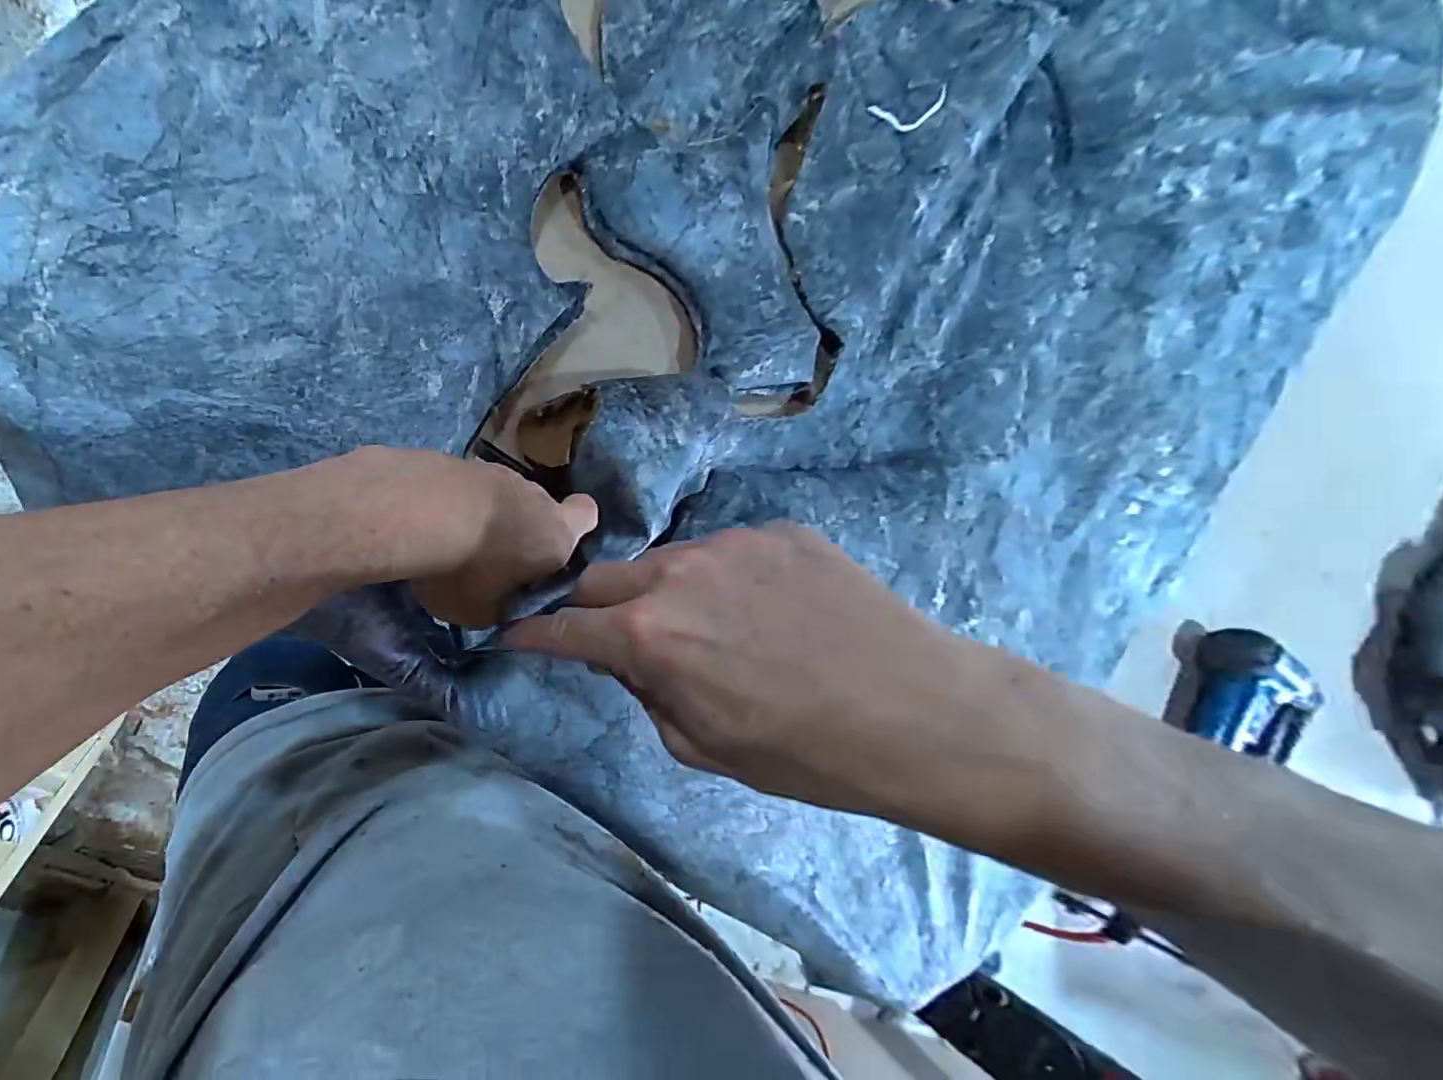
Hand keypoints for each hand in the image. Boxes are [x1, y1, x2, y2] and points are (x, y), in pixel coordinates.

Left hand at [327, 447, 596, 626]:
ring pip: (505, 496)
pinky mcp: (462, 461)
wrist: (415, 511)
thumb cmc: (463, 571)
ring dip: (489, 515)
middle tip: (493, 556)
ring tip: (456, 538)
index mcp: (556, 537)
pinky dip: (459, 503)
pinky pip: (471, 487)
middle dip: (523, 528)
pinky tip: (434, 521)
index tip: (552, 549)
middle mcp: (537, 498)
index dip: (576, 528)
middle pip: (542, 507)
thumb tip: (499, 602)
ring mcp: (499, 473)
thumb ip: (501, 607)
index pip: (587, 515)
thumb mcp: (482, 613)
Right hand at [506, 522, 1051, 830]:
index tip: (515, 634)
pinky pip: (727, 552)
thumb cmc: (808, 754)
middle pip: (602, 577)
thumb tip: (629, 662)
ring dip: (662, 591)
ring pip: (666, 561)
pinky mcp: (780, 530)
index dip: (533, 634)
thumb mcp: (703, 747)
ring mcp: (732, 543)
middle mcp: (677, 574)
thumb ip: (646, 694)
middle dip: (593, 606)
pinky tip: (766, 609)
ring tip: (707, 626)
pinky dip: (724, 579)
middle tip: (617, 636)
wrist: (927, 716)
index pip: (565, 627)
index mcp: (649, 636)